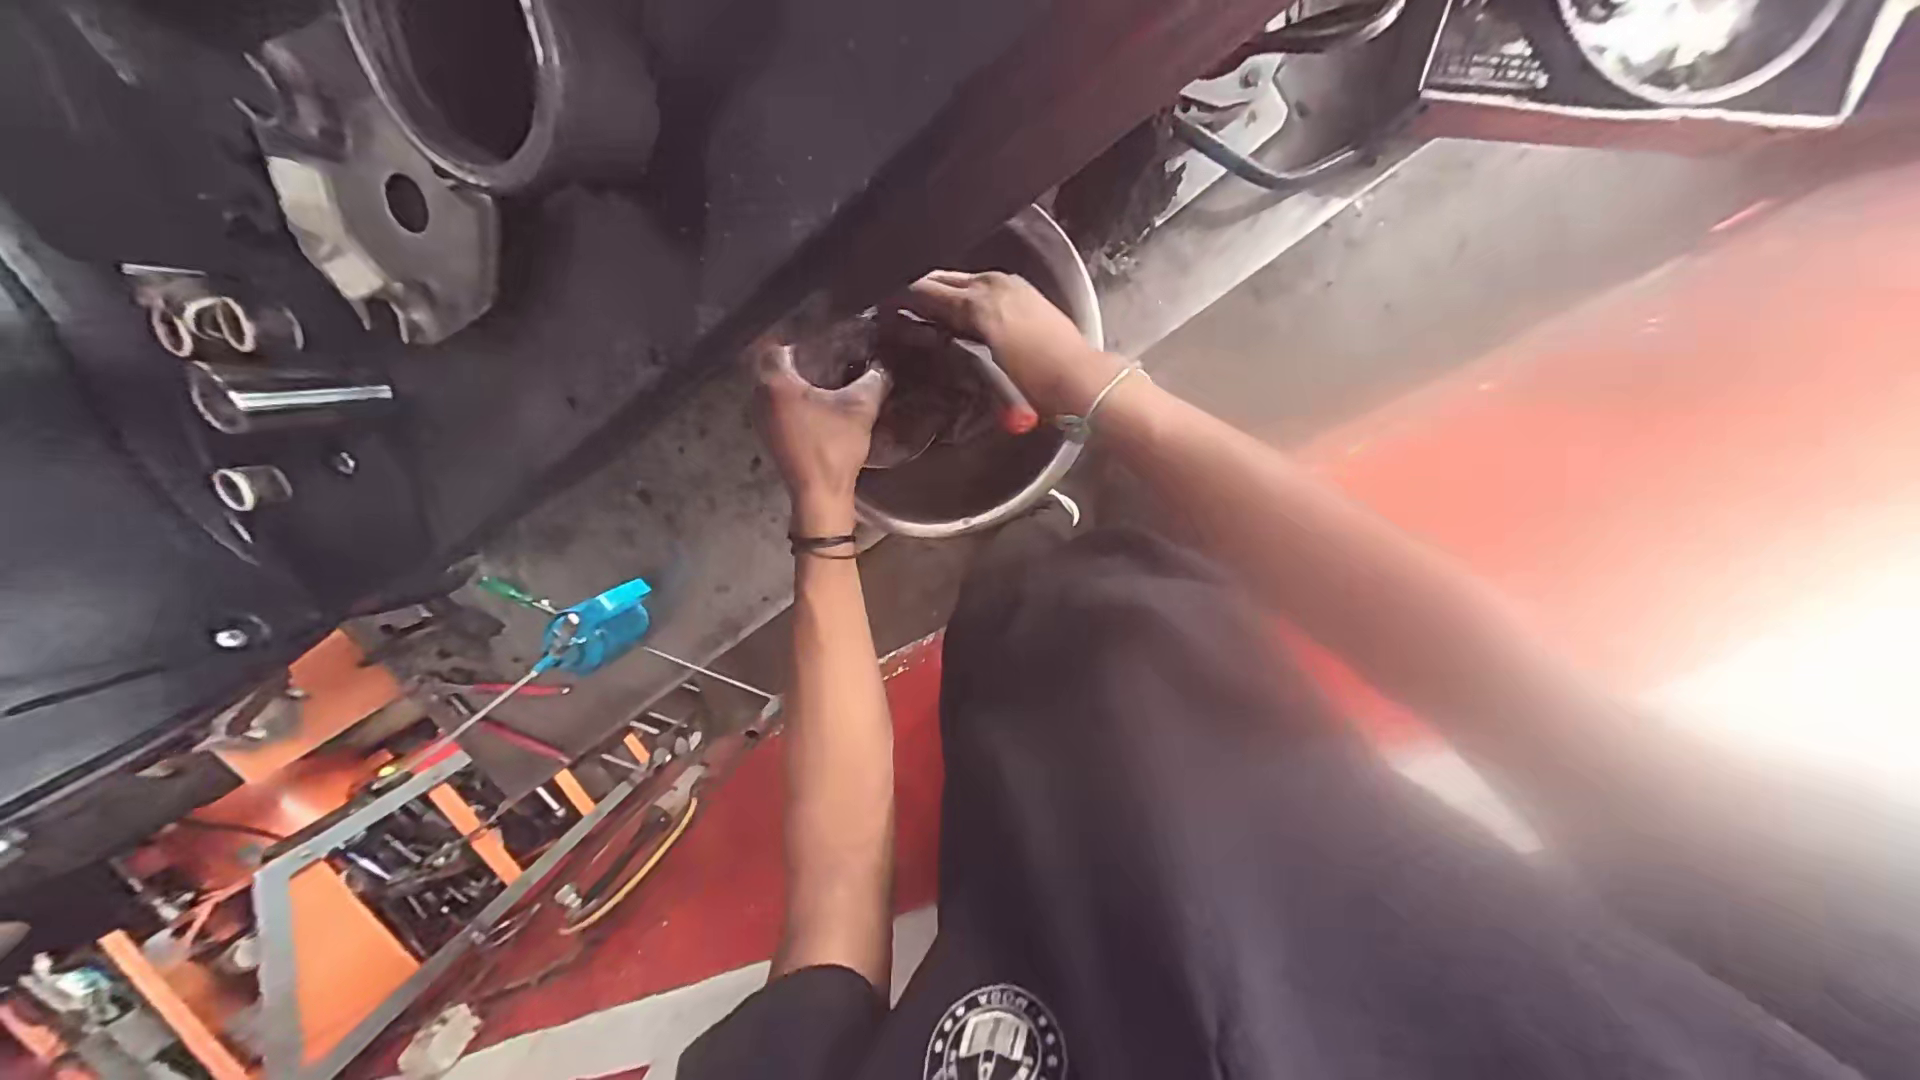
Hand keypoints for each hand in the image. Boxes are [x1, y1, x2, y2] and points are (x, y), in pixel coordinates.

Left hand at [752, 339, 889, 535]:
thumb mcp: (861, 408)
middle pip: (774, 365)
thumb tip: (884, 364)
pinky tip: (817, 404)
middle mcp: (759, 397)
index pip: (778, 344)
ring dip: (796, 381)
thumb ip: (874, 379)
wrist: (820, 494)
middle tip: (825, 353)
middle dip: (799, 359)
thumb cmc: (835, 448)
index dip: (801, 338)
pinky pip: (777, 405)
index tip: (821, 336)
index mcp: (775, 383)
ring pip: (775, 387)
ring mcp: (760, 419)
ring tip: (824, 376)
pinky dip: (793, 400)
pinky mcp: (769, 435)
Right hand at [901, 270, 1123, 416]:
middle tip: (895, 306)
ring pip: (963, 283)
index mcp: (979, 299)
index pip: (928, 288)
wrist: (1080, 382)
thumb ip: (951, 328)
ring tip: (921, 312)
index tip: (882, 304)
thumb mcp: (984, 360)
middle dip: (919, 290)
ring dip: (941, 294)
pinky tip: (958, 317)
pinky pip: (982, 290)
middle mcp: (993, 284)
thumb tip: (920, 317)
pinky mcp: (1024, 298)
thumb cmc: (1034, 380)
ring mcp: (1011, 288)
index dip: (901, 295)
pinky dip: (963, 299)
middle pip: (944, 280)